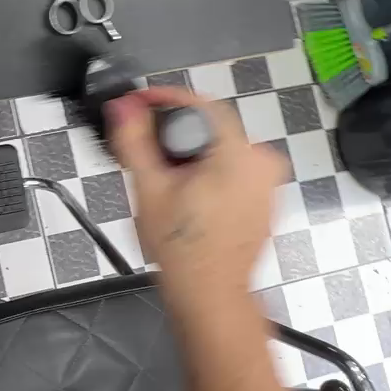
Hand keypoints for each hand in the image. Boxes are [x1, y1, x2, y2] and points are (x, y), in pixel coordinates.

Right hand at [107, 87, 285, 303]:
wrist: (208, 291)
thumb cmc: (183, 249)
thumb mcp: (148, 187)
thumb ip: (134, 140)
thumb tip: (123, 108)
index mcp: (239, 154)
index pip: (201, 103)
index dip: (164, 99)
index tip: (139, 103)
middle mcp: (262, 163)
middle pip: (208, 129)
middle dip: (173, 134)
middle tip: (143, 151)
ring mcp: (267, 183)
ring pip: (218, 150)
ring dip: (187, 155)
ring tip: (160, 179)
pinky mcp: (264, 198)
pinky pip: (231, 170)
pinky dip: (205, 172)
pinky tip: (182, 194)